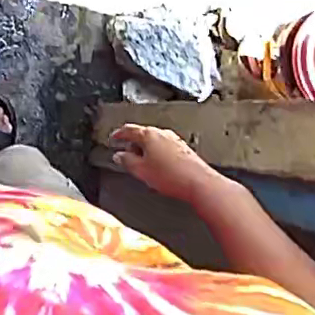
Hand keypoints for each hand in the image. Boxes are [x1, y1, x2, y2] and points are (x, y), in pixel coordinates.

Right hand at [109, 124, 225, 203]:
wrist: (201, 184)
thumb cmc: (173, 176)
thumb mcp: (140, 170)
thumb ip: (125, 160)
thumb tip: (119, 155)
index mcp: (148, 135)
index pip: (128, 129)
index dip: (118, 134)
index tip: (113, 138)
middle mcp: (163, 134)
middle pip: (142, 134)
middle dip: (132, 144)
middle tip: (126, 155)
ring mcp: (175, 141)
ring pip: (154, 142)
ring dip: (146, 150)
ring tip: (143, 165)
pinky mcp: (185, 150)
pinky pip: (165, 148)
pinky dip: (158, 155)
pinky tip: (159, 168)